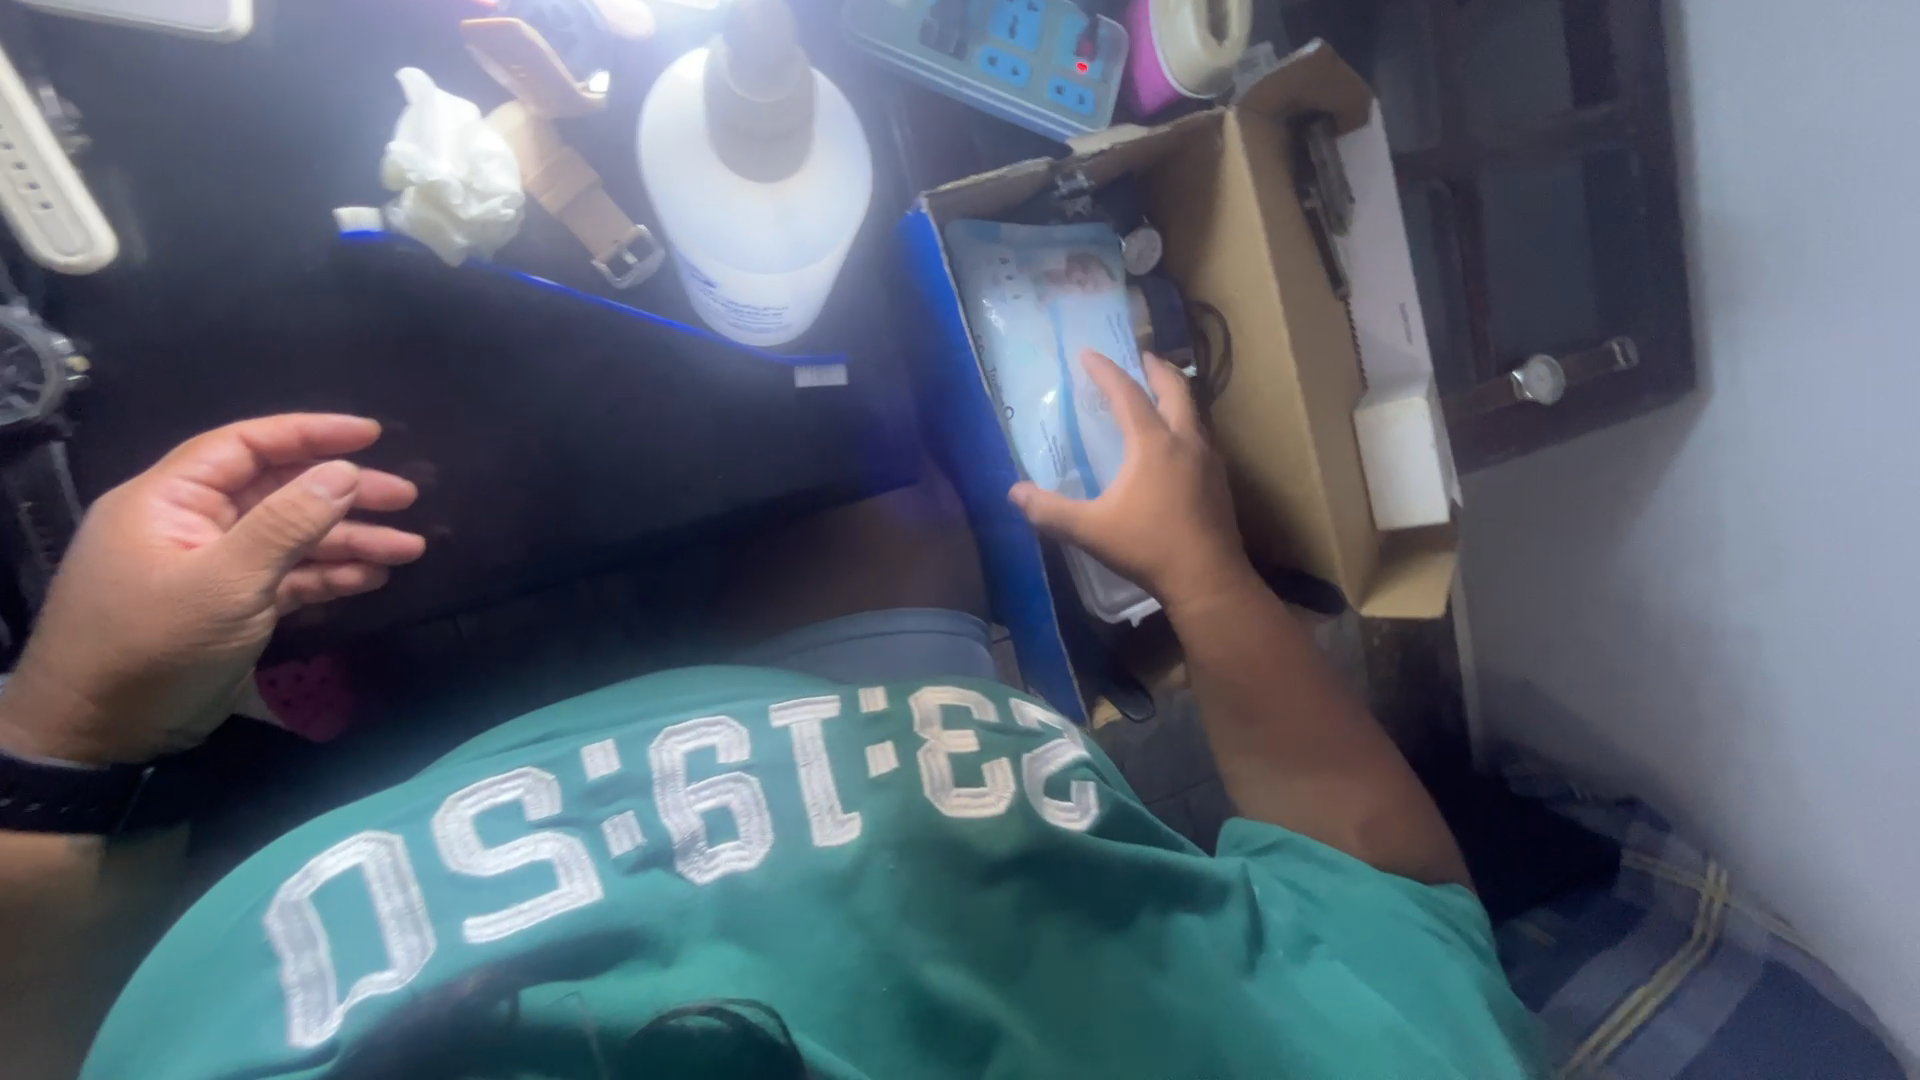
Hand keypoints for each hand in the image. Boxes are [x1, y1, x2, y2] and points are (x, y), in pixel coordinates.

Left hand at [0, 415, 424, 765]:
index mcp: (170, 502)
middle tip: (408, 498)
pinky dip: (333, 574)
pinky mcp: (235, 602)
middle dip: (347, 493)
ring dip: (353, 540)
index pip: (245, 446)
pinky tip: (372, 578)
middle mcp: (194, 524)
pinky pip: (293, 574)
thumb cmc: (154, 645)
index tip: (373, 435)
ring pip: (297, 536)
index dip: (309, 434)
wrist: (104, 733)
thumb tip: (345, 471)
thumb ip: (288, 523)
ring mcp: (216, 565)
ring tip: (410, 549)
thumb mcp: (228, 581)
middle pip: (282, 491)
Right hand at [1008, 350, 1255, 615]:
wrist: (1208, 578)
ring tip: (1160, 394)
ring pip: (1195, 412)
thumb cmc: (1148, 547)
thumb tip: (1014, 493)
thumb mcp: (1090, 530)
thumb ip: (1050, 511)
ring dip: (1176, 395)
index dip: (1106, 371)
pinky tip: (1179, 443)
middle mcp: (1185, 441)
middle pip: (1174, 389)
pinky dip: (1187, 423)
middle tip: (1141, 357)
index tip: (1089, 354)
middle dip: (1155, 369)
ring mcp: (1209, 460)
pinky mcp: (1220, 480)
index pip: (1127, 394)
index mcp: (1153, 444)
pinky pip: (1202, 436)